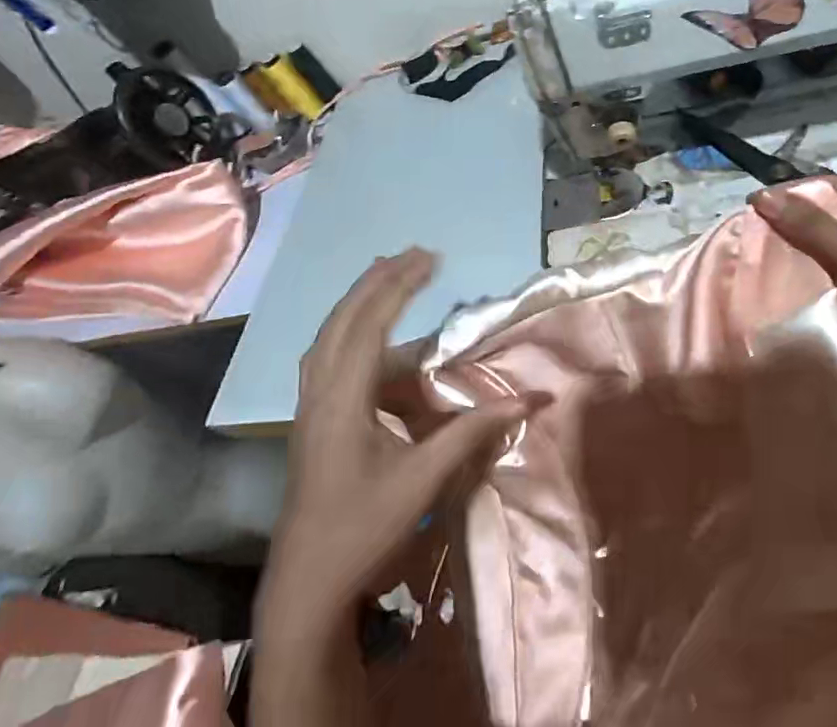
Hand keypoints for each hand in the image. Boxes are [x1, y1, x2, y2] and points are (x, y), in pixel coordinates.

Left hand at [256, 249, 538, 645]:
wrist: (307, 581)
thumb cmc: (364, 527)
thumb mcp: (424, 479)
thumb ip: (473, 432)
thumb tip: (529, 399)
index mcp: (342, 400)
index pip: (370, 325)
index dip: (399, 287)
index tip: (430, 259)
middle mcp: (319, 392)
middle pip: (343, 320)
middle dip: (378, 282)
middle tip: (415, 255)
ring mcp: (309, 406)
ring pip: (328, 336)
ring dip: (359, 302)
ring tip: (389, 277)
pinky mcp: (311, 419)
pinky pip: (327, 357)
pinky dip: (349, 331)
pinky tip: (368, 336)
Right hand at [751, 176, 836, 404]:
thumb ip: (809, 224)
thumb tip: (760, 196)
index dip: (796, 191)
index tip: (754, 203)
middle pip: (825, 217)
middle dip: (788, 221)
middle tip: (746, 230)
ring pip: (818, 249)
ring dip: (788, 250)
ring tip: (750, 252)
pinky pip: (818, 277)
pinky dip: (795, 275)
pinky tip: (766, 277)